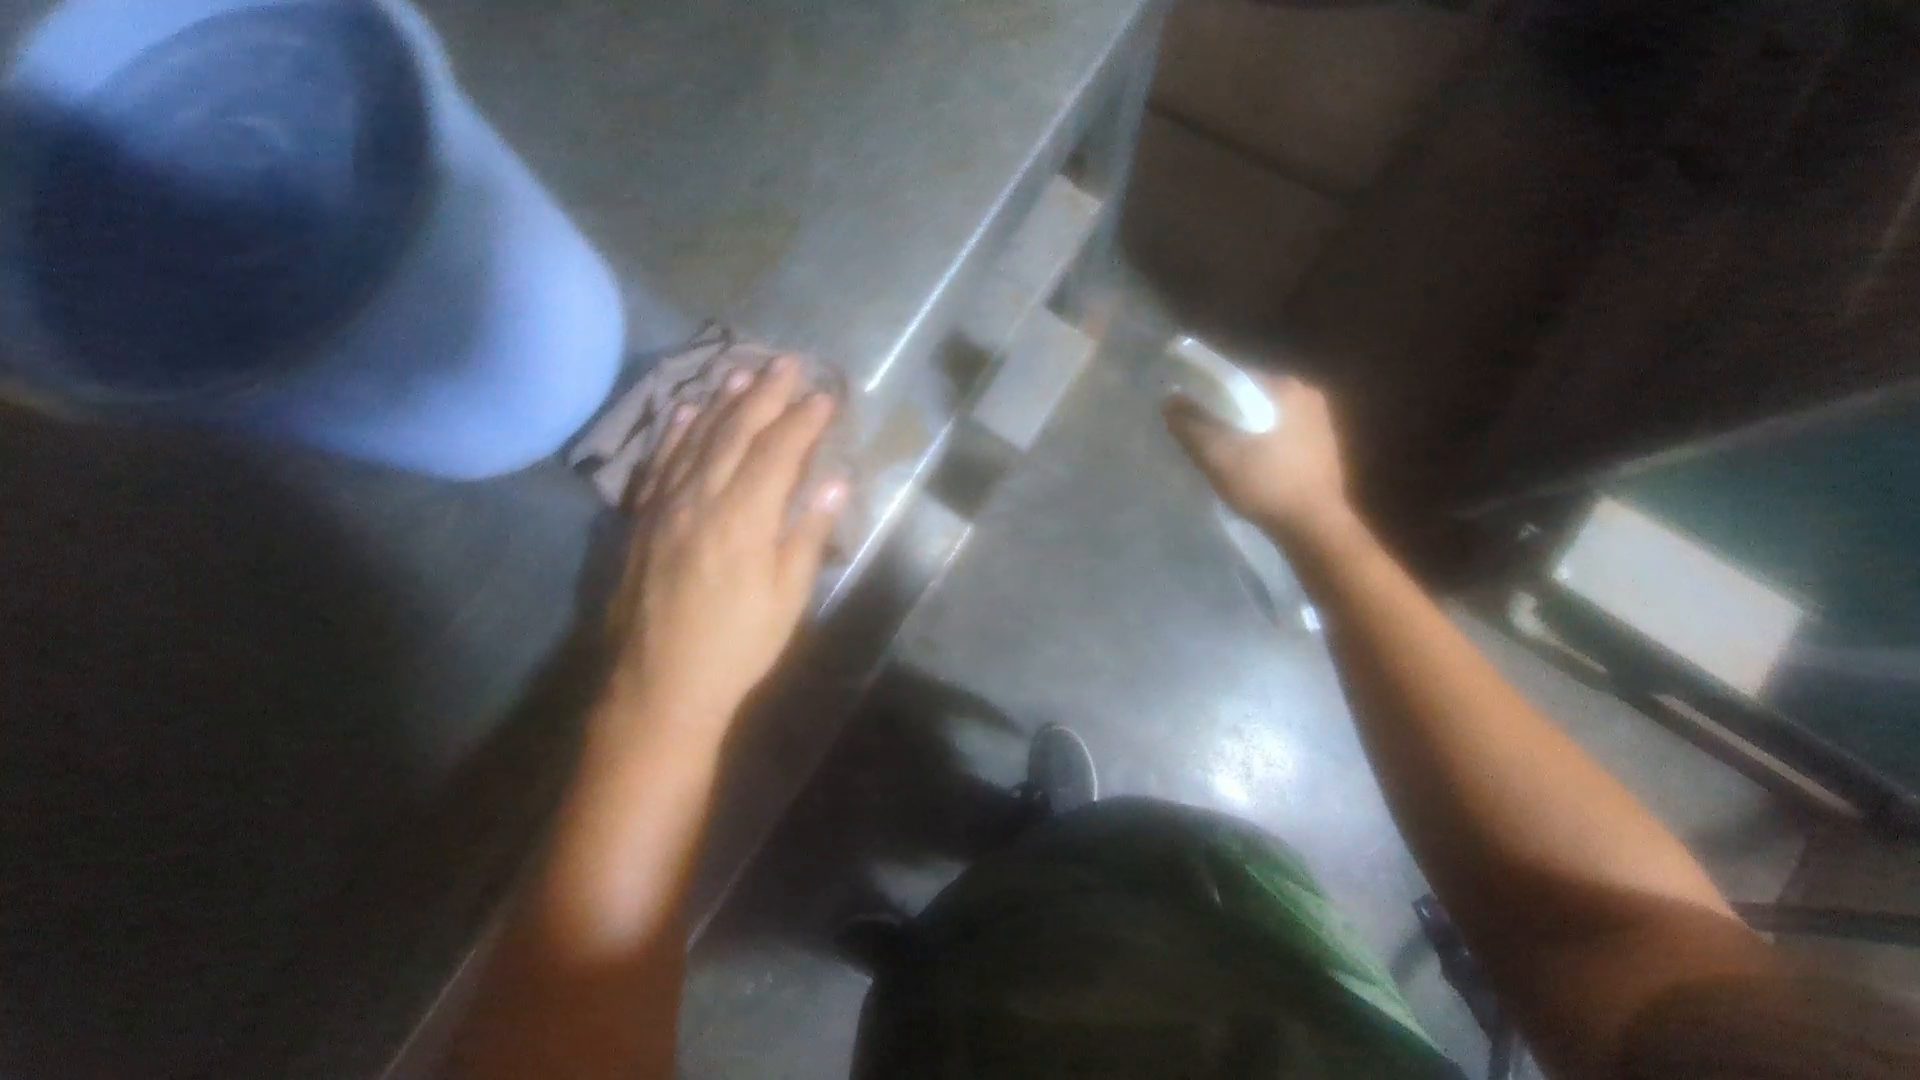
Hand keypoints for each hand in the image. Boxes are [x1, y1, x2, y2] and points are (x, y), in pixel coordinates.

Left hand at [605, 357, 847, 731]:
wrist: (659, 685)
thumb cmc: (736, 647)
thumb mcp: (786, 599)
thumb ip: (807, 535)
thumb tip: (833, 481)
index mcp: (743, 520)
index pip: (777, 452)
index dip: (803, 420)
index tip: (826, 394)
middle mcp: (700, 500)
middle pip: (736, 433)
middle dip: (766, 395)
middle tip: (788, 362)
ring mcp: (665, 507)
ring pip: (696, 440)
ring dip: (722, 402)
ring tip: (743, 372)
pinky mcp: (642, 521)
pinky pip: (660, 464)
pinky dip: (676, 433)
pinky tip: (687, 411)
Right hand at [1163, 373, 1353, 550]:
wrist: (1316, 528)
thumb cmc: (1267, 485)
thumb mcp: (1218, 456)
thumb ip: (1191, 425)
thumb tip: (1171, 401)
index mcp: (1287, 387)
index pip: (1236, 379)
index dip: (1207, 394)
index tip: (1189, 415)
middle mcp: (1309, 396)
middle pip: (1252, 398)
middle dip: (1227, 415)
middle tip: (1204, 440)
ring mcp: (1321, 423)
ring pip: (1267, 418)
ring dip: (1245, 432)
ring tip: (1224, 456)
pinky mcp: (1324, 449)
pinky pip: (1282, 436)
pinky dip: (1263, 446)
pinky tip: (1250, 468)